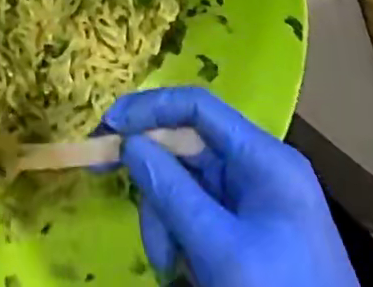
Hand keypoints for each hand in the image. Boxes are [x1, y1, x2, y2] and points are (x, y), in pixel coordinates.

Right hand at [105, 88, 358, 286]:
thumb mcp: (219, 247)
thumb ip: (170, 190)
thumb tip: (129, 143)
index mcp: (265, 159)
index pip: (195, 106)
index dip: (148, 108)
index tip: (107, 128)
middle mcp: (258, 170)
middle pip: (184, 147)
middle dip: (155, 183)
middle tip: (125, 204)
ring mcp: (252, 203)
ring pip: (183, 184)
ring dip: (164, 218)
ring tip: (168, 263)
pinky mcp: (244, 233)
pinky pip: (194, 214)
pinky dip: (178, 235)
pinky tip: (179, 267)